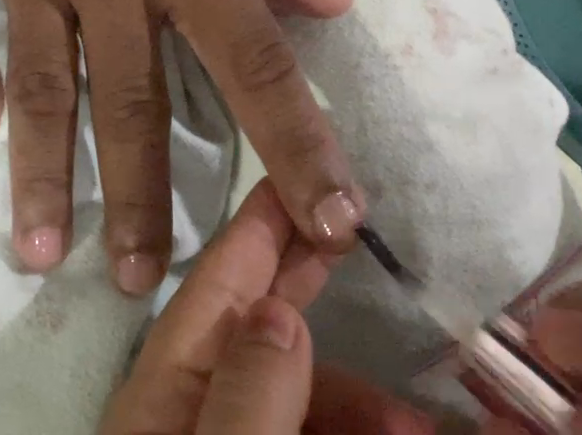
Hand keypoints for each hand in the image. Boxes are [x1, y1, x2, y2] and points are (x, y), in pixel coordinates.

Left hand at [101, 182, 431, 433]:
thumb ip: (246, 396)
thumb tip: (278, 310)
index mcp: (162, 391)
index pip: (215, 286)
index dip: (257, 227)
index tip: (298, 172)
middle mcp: (187, 406)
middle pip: (256, 326)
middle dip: (307, 282)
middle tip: (356, 233)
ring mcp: (220, 430)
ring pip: (294, 391)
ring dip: (357, 397)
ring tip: (419, 422)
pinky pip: (303, 427)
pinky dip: (348, 424)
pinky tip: (395, 431)